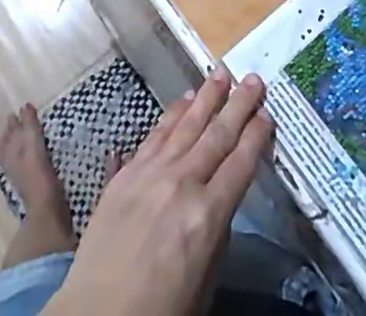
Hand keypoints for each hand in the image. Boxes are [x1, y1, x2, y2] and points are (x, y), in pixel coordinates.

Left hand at [42, 67, 274, 315]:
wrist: (97, 315)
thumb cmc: (161, 310)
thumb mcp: (207, 279)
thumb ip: (218, 232)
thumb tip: (222, 198)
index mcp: (207, 216)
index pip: (241, 164)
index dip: (257, 136)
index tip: (269, 113)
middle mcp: (181, 185)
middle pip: (216, 135)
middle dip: (238, 105)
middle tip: (253, 79)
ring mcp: (150, 174)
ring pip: (186, 126)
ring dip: (206, 97)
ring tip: (221, 74)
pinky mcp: (125, 174)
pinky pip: (155, 135)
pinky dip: (172, 114)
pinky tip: (184, 101)